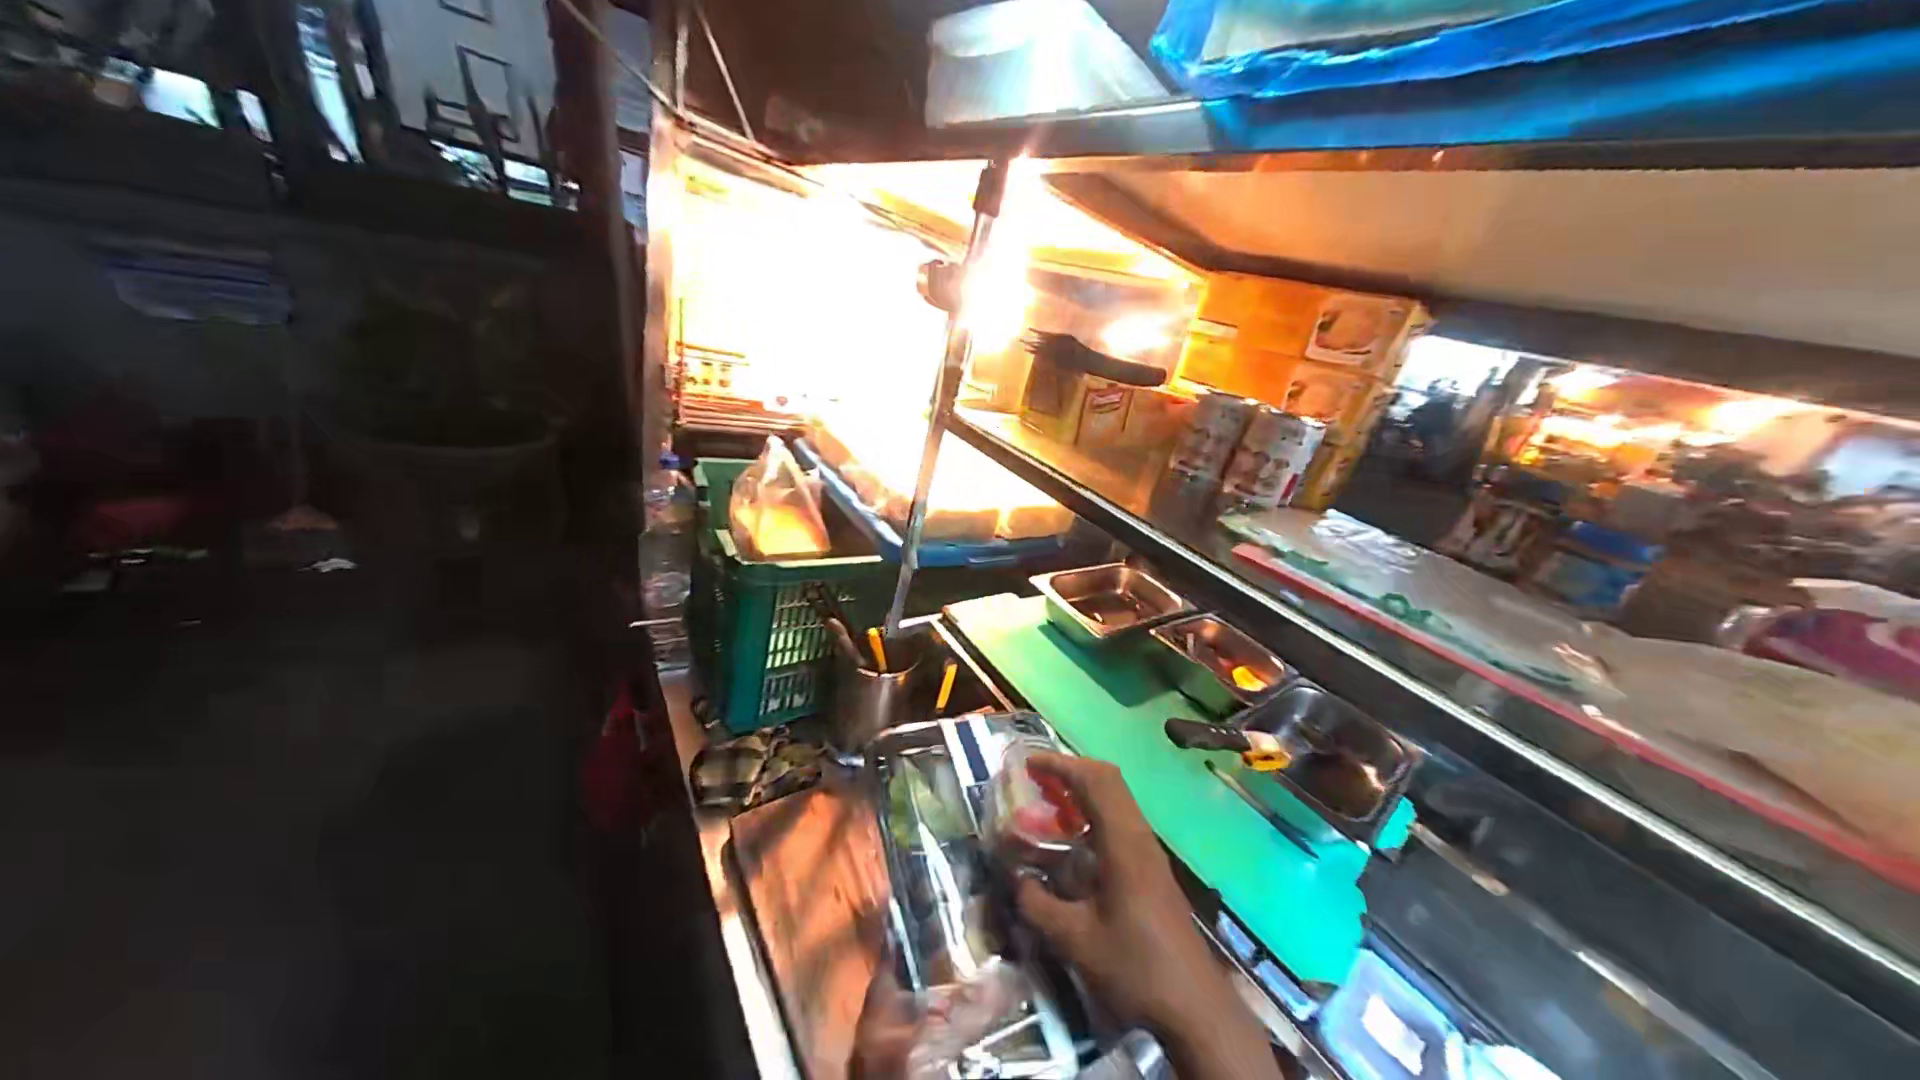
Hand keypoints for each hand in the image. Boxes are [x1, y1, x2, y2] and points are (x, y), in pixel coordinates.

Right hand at [1014, 752, 1283, 1079]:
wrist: (1196, 1007)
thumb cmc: (1135, 968)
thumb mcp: (1074, 940)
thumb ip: (1037, 904)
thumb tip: (1015, 879)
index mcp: (1124, 843)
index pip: (1095, 781)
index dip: (1061, 765)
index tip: (1028, 764)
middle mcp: (1140, 837)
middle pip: (1109, 780)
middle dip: (1070, 771)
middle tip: (1035, 779)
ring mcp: (1150, 852)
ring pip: (1117, 799)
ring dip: (1082, 791)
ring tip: (1047, 802)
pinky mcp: (1151, 868)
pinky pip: (1120, 820)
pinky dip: (1093, 813)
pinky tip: (1072, 838)